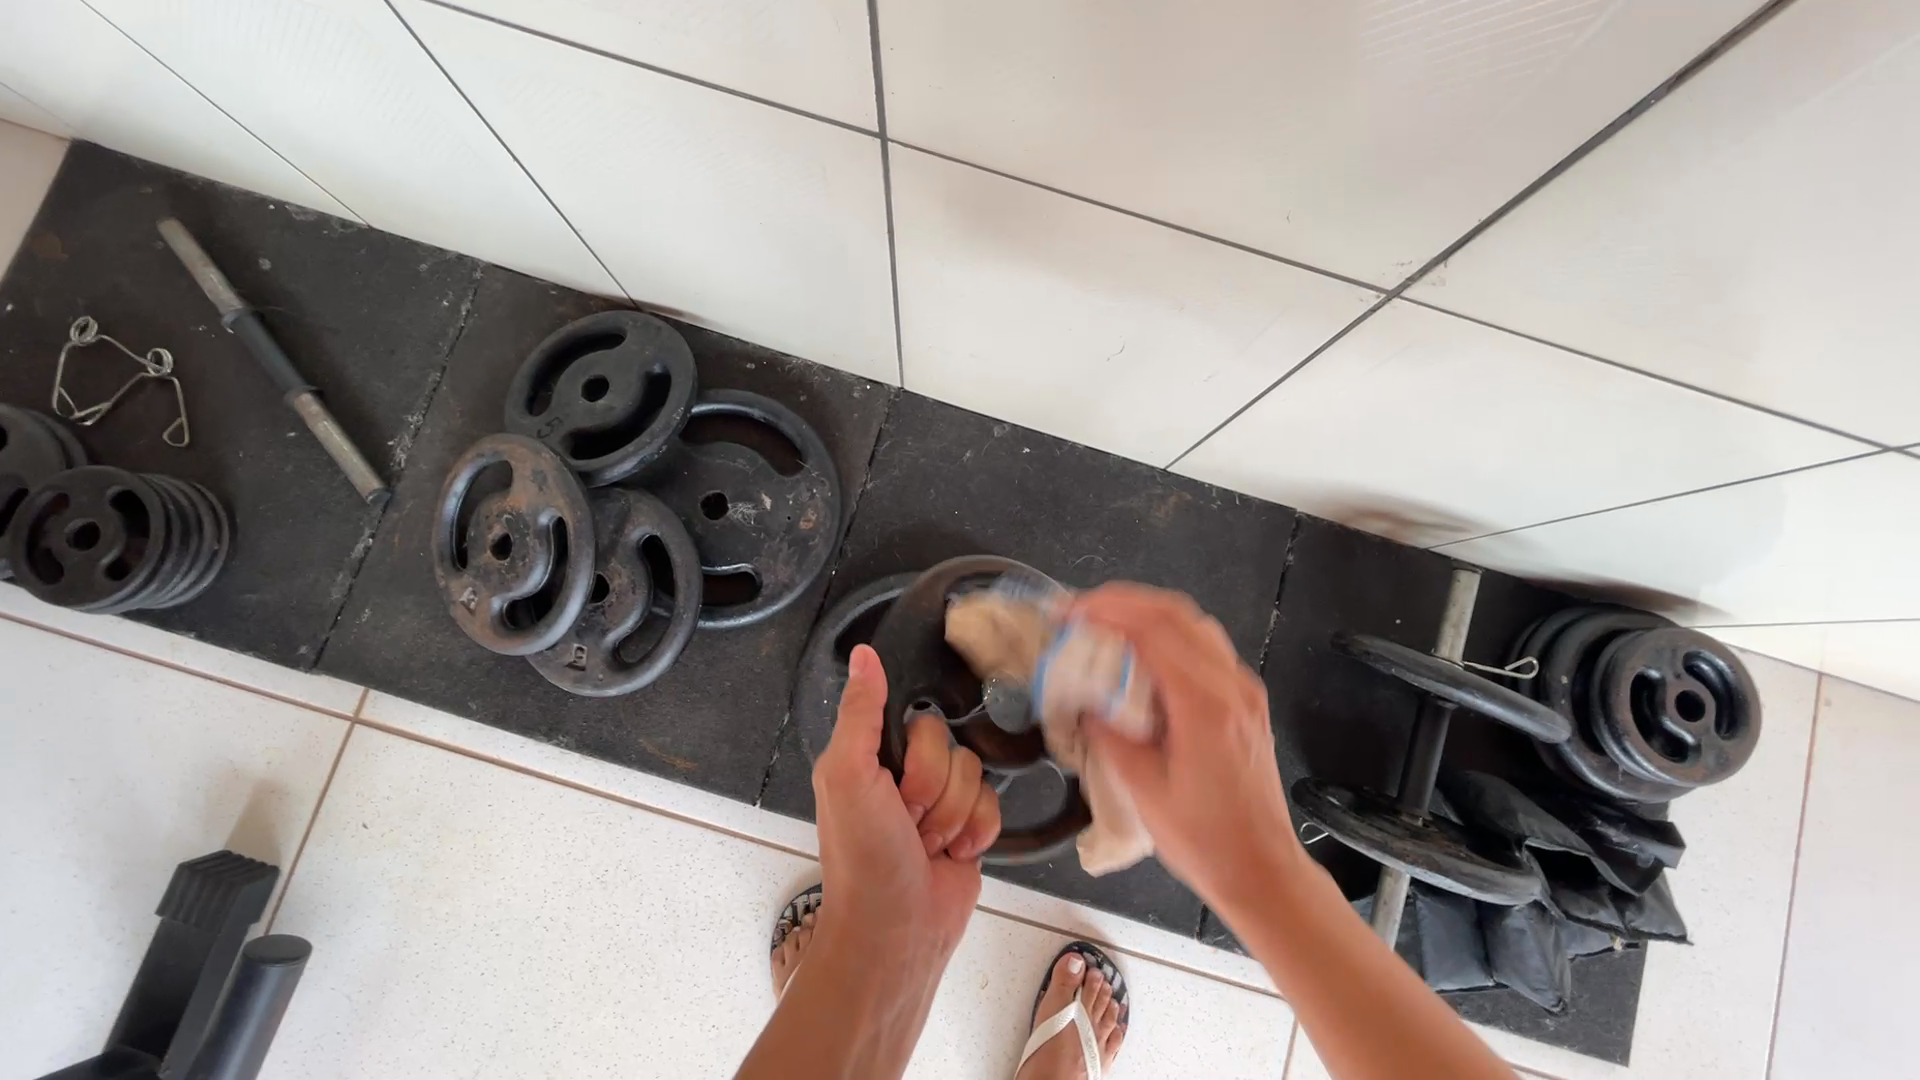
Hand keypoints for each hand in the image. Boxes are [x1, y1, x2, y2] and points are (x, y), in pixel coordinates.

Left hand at [810, 645, 1000, 971]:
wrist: (896, 933)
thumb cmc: (863, 858)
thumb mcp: (848, 777)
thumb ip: (861, 713)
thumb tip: (864, 654)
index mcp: (873, 756)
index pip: (923, 722)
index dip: (920, 758)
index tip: (898, 789)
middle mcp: (906, 774)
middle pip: (953, 749)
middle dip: (935, 793)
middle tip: (910, 823)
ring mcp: (940, 802)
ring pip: (976, 776)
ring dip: (953, 818)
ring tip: (927, 845)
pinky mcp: (968, 827)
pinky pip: (994, 805)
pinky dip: (975, 833)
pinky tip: (952, 855)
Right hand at [1074, 584, 1306, 916]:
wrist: (1263, 871)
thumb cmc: (1202, 839)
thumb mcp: (1142, 788)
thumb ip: (1109, 735)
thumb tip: (1085, 703)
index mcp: (1204, 705)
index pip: (1154, 631)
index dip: (1107, 611)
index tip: (1069, 612)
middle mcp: (1231, 685)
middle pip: (1177, 614)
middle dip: (1124, 601)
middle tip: (1081, 610)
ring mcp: (1244, 690)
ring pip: (1195, 625)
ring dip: (1148, 613)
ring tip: (1107, 624)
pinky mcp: (1247, 701)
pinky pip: (1206, 647)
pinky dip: (1169, 635)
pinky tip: (1142, 654)